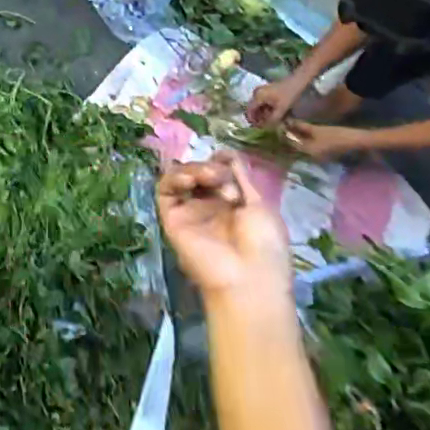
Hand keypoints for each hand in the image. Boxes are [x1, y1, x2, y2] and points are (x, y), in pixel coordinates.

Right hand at [156, 154, 292, 313]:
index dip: (221, 162)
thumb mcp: (259, 203)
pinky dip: (174, 177)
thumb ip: (240, 176)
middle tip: (222, 177)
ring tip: (210, 177)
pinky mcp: (172, 219)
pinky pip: (165, 191)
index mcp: (233, 204)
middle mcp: (209, 207)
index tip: (227, 160)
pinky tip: (189, 179)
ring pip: (180, 177)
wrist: (249, 276)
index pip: (218, 172)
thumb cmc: (264, 244)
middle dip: (211, 167)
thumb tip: (226, 153)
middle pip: (199, 171)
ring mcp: (190, 212)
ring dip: (194, 169)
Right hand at [246, 78, 306, 125]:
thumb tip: (265, 128)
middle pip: (252, 108)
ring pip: (257, 106)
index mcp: (257, 96)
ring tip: (270, 120)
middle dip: (258, 118)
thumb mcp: (281, 110)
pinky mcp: (265, 90)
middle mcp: (256, 93)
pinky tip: (272, 113)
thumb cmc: (289, 95)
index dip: (252, 121)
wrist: (297, 82)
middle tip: (265, 125)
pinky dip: (265, 108)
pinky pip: (261, 102)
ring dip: (262, 113)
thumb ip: (271, 120)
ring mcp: (260, 90)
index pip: (249, 111)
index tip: (258, 128)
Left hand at [285, 121, 371, 161]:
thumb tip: (289, 122)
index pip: (291, 143)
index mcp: (308, 152)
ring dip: (297, 137)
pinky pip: (309, 146)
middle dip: (290, 136)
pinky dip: (304, 139)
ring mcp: (317, 155)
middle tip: (284, 125)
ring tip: (291, 127)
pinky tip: (303, 132)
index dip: (285, 133)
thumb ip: (302, 127)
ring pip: (302, 145)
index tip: (280, 124)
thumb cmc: (336, 134)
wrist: (355, 140)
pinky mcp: (323, 152)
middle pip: (296, 145)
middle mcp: (311, 156)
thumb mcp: (318, 129)